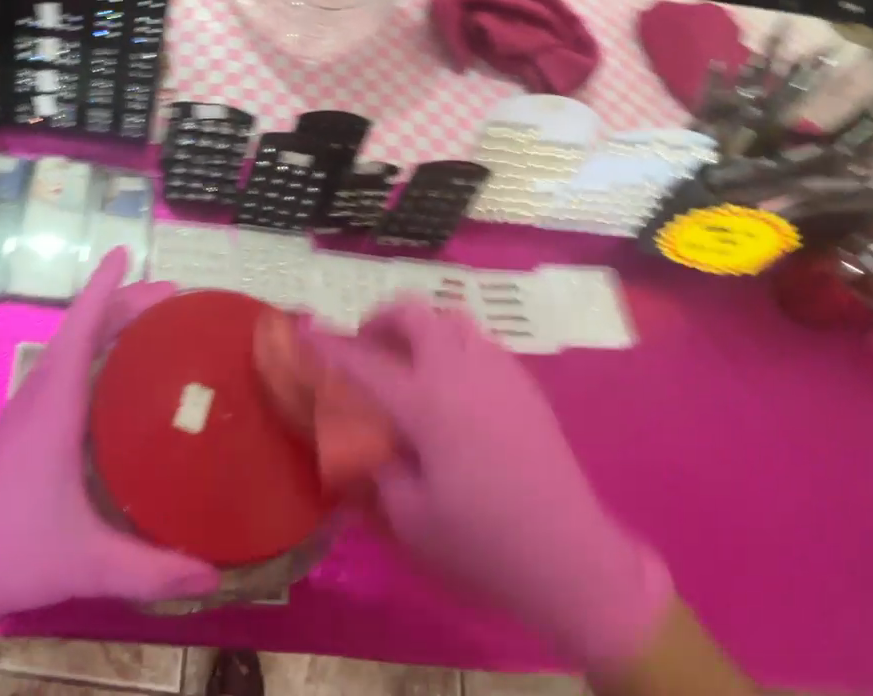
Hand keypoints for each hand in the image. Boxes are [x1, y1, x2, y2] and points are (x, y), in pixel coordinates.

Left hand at [0, 250, 219, 689]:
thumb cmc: (16, 556)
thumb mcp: (91, 564)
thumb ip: (156, 571)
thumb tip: (219, 575)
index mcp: (51, 411)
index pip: (78, 333)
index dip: (102, 291)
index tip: (124, 252)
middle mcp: (38, 400)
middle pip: (80, 334)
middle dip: (123, 306)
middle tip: (174, 298)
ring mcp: (29, 413)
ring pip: (71, 352)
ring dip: (109, 329)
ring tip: (157, 326)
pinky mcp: (28, 431)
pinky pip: (66, 374)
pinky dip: (97, 357)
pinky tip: (125, 380)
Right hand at [303, 299, 673, 670]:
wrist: (571, 558)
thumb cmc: (481, 543)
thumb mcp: (408, 516)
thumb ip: (376, 464)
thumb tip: (358, 435)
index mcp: (425, 404)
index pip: (361, 362)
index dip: (325, 345)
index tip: (300, 330)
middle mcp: (460, 373)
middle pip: (414, 313)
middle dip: (380, 320)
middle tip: (366, 349)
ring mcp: (498, 374)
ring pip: (451, 319)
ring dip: (420, 329)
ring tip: (408, 364)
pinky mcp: (524, 387)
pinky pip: (479, 342)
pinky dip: (452, 346)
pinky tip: (451, 387)